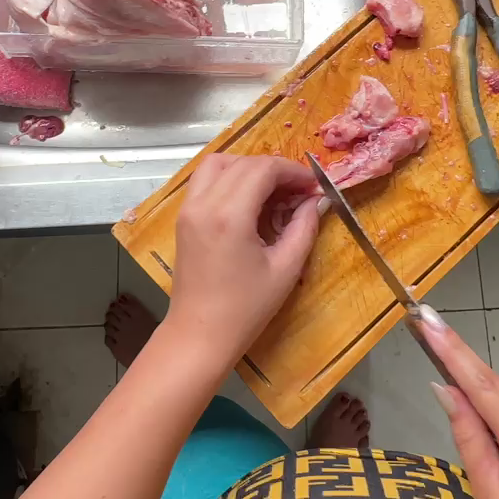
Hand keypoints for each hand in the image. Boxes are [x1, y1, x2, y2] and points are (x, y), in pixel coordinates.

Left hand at [165, 154, 322, 367]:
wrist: (199, 335)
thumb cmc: (245, 309)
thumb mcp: (285, 269)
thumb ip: (303, 228)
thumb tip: (315, 202)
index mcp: (230, 215)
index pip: (263, 169)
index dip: (293, 171)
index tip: (313, 186)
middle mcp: (204, 203)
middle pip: (243, 162)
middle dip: (274, 169)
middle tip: (298, 191)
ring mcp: (188, 209)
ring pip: (218, 163)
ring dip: (248, 167)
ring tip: (272, 190)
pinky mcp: (183, 218)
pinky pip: (205, 180)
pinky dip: (228, 177)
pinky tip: (249, 200)